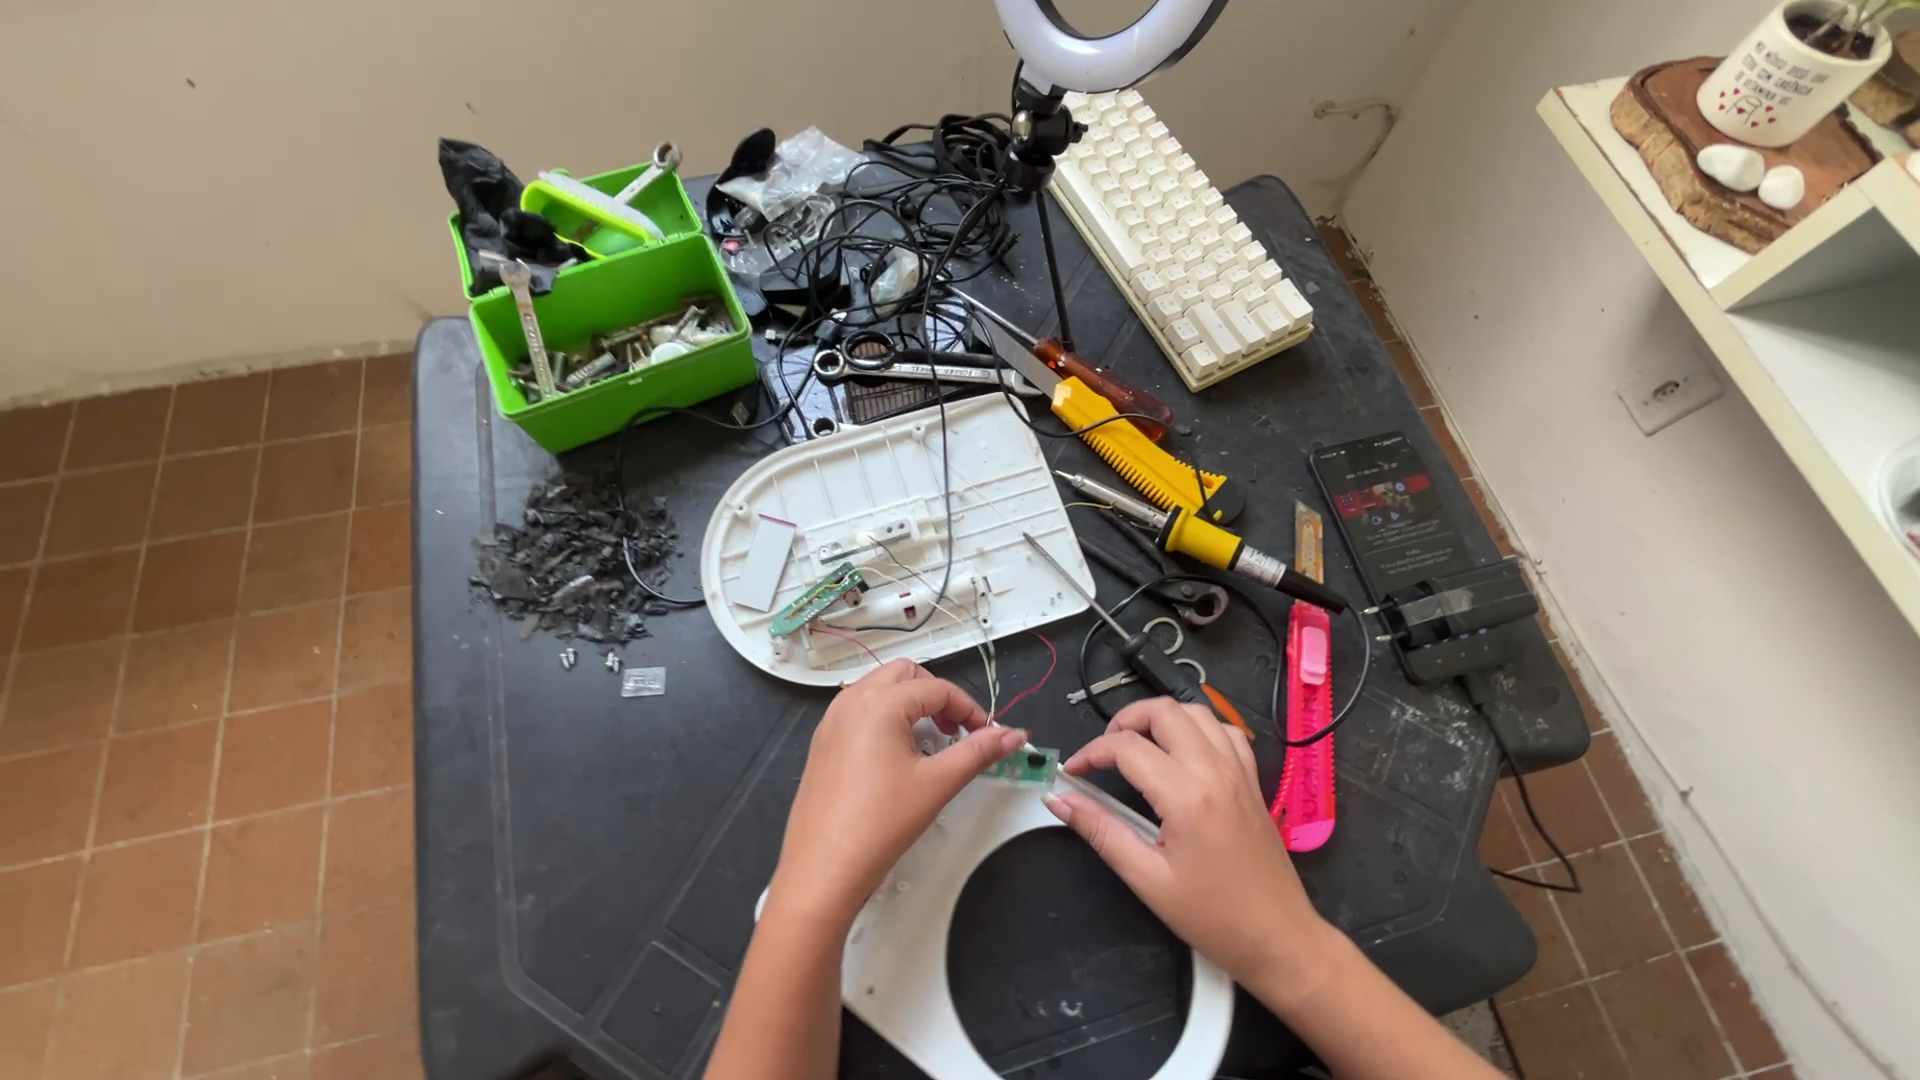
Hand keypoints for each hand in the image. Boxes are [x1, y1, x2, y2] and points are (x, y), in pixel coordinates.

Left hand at [767, 659, 1026, 927]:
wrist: (824, 868)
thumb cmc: (881, 823)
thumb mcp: (937, 783)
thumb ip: (978, 752)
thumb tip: (1012, 735)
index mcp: (879, 703)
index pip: (937, 689)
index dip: (969, 709)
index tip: (987, 735)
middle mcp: (851, 700)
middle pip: (906, 674)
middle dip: (937, 695)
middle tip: (956, 730)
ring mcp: (832, 719)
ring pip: (880, 687)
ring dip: (911, 702)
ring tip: (929, 741)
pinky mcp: (824, 740)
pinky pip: (861, 708)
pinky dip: (886, 715)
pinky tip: (898, 755)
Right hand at [1044, 698, 1340, 1004]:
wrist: (1281, 940)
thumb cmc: (1212, 917)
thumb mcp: (1147, 879)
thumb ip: (1100, 831)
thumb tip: (1057, 800)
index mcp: (1186, 795)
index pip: (1126, 747)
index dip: (1090, 753)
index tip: (1073, 773)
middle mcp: (1214, 770)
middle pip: (1163, 711)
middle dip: (1124, 721)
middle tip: (1104, 753)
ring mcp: (1239, 771)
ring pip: (1195, 711)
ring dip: (1160, 718)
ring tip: (1138, 747)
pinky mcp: (1253, 780)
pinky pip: (1224, 731)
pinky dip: (1196, 728)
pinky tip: (1182, 753)